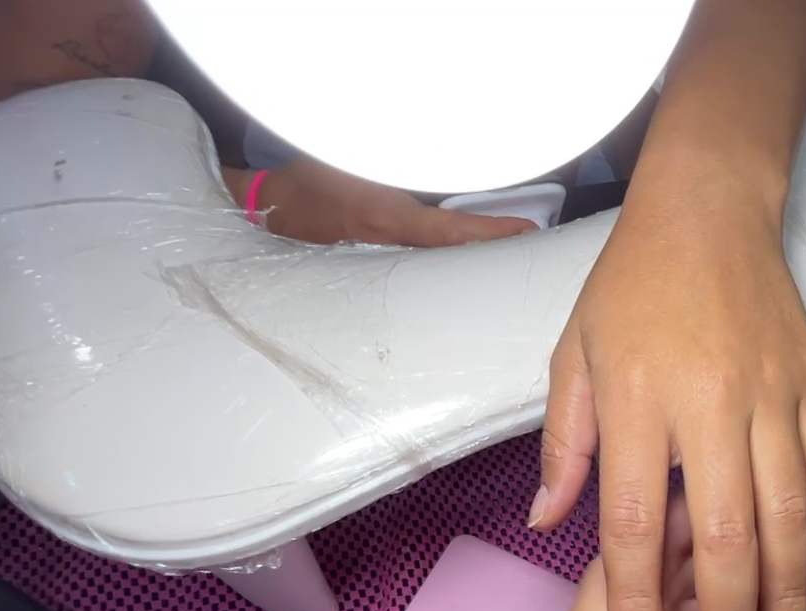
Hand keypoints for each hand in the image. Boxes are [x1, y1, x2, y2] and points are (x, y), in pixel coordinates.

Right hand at [235, 158, 537, 246]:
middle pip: (457, 253)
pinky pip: (427, 262)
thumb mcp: (352, 159)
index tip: (524, 232)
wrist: (274, 212)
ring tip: (510, 250)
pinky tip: (470, 256)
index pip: (452, 230)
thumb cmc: (311, 181)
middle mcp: (396, 245)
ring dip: (475, 254)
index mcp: (390, 219)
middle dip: (493, 250)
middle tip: (531, 246)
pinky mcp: (385, 263)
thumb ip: (394, 168)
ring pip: (444, 261)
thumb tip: (438, 152)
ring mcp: (391, 259)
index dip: (490, 232)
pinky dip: (452, 257)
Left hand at [530, 192, 805, 610]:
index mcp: (636, 402)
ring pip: (791, 513)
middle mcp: (709, 407)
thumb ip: (564, 445)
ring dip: (793, 591)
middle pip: (725, 534)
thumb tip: (549, 522)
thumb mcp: (571, 355)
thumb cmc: (630, 285)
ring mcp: (772, 399)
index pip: (632, 520)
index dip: (634, 597)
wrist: (707, 210)